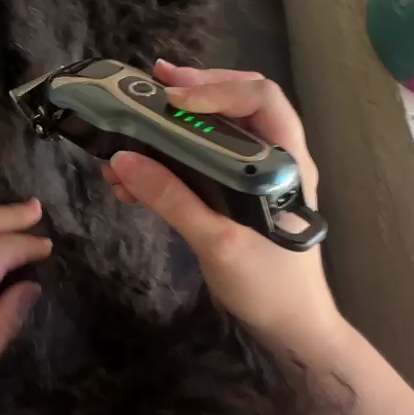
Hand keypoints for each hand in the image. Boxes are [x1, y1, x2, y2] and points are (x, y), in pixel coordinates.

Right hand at [102, 61, 340, 350]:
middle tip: (150, 86)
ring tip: (126, 136)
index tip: (171, 97)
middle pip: (234, 102)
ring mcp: (251, 174)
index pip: (260, 98)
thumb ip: (173, 199)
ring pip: (212, 130)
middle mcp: (271, 157)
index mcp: (285, 160)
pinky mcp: (232, 192)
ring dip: (169, 130)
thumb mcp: (218, 243)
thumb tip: (123, 160)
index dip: (215, 89)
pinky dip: (165, 161)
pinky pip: (198, 161)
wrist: (290, 328)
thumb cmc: (269, 285)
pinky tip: (131, 178)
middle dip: (190, 91)